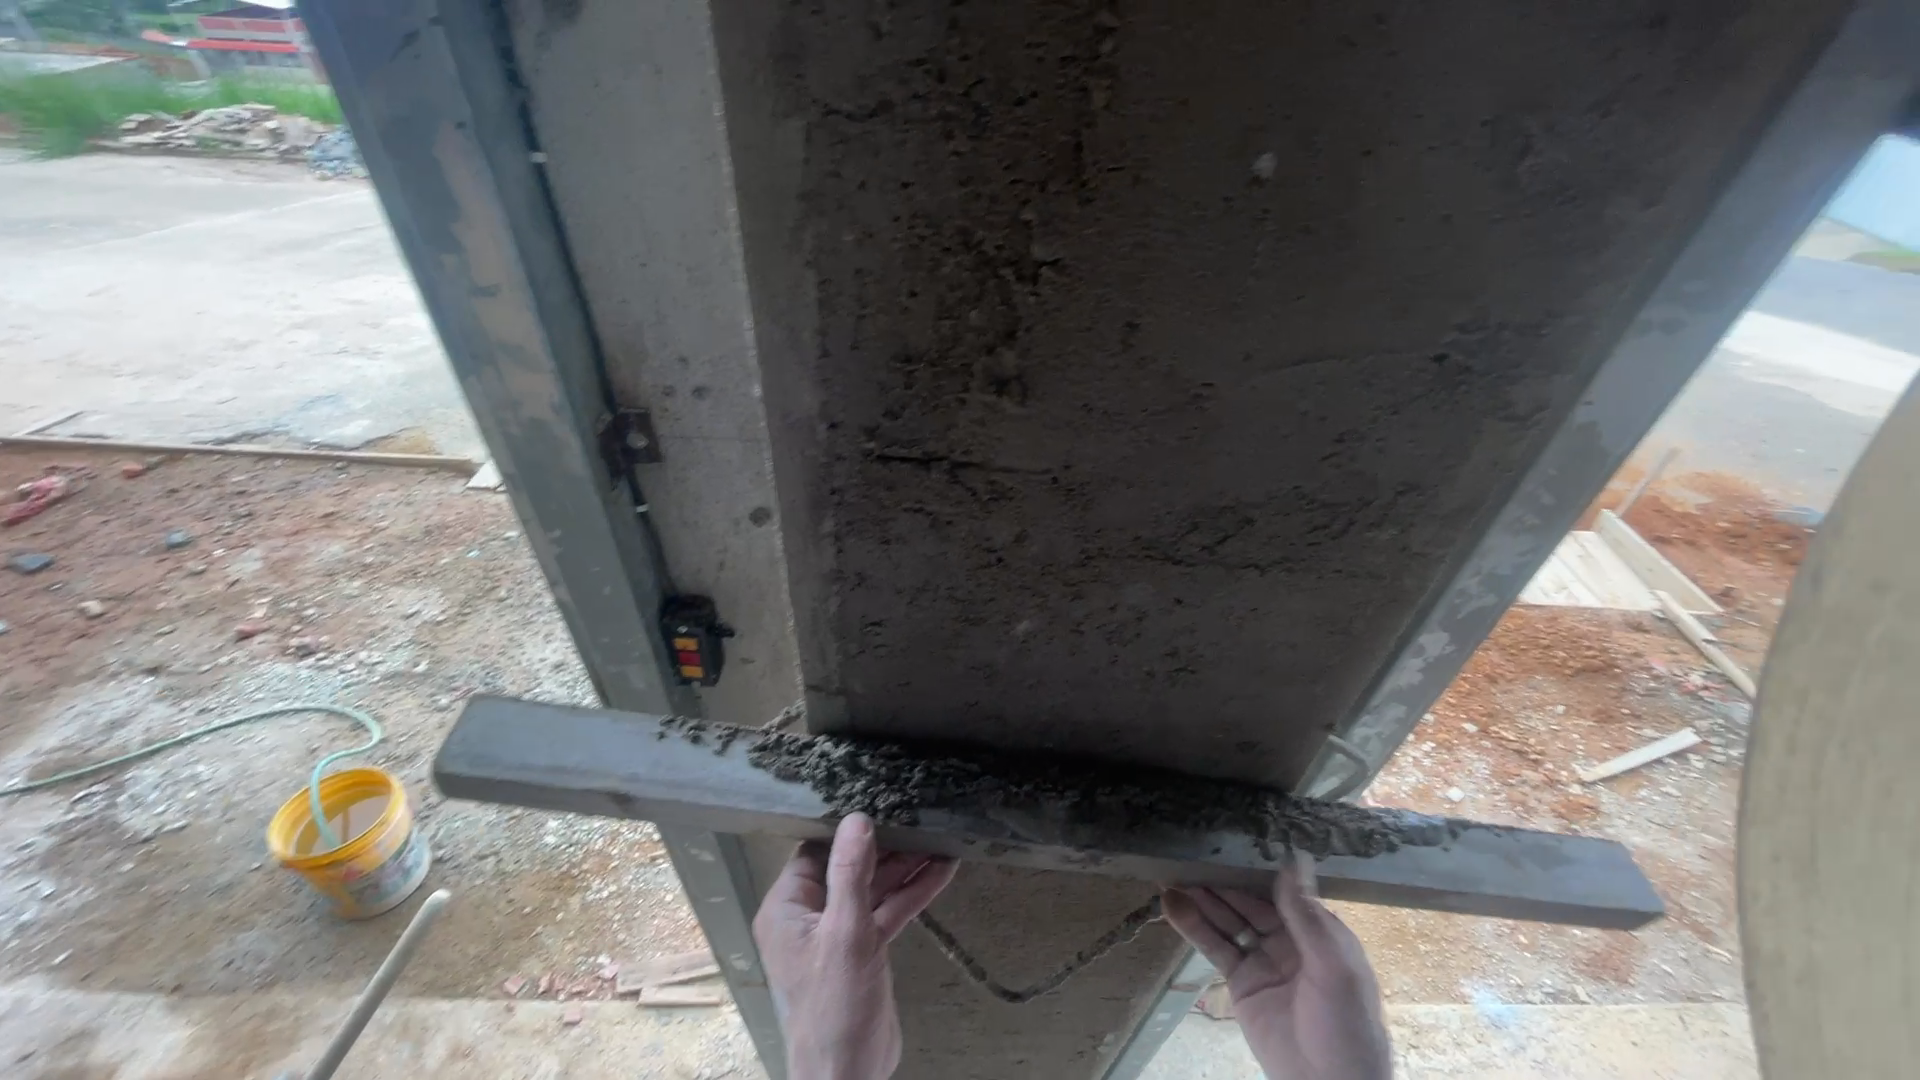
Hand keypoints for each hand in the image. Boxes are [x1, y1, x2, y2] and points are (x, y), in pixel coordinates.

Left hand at [753, 813, 959, 1079]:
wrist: (850, 1076)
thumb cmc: (834, 1004)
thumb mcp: (845, 932)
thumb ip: (851, 873)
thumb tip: (856, 817)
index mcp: (788, 908)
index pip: (816, 851)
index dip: (847, 829)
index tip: (879, 801)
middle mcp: (809, 916)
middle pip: (850, 867)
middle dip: (886, 846)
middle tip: (919, 816)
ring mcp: (838, 934)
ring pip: (873, 889)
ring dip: (906, 868)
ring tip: (940, 839)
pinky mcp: (864, 951)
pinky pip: (887, 913)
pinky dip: (912, 895)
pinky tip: (943, 872)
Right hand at [1162, 854, 1390, 1079]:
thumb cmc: (1344, 1026)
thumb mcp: (1333, 967)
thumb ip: (1307, 915)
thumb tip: (1294, 859)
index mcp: (1318, 932)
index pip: (1281, 891)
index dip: (1253, 870)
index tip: (1225, 847)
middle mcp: (1289, 941)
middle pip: (1248, 903)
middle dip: (1220, 884)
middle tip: (1186, 860)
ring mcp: (1262, 961)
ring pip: (1227, 922)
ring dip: (1200, 902)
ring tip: (1170, 879)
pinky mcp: (1241, 982)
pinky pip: (1215, 948)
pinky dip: (1193, 926)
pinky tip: (1172, 907)